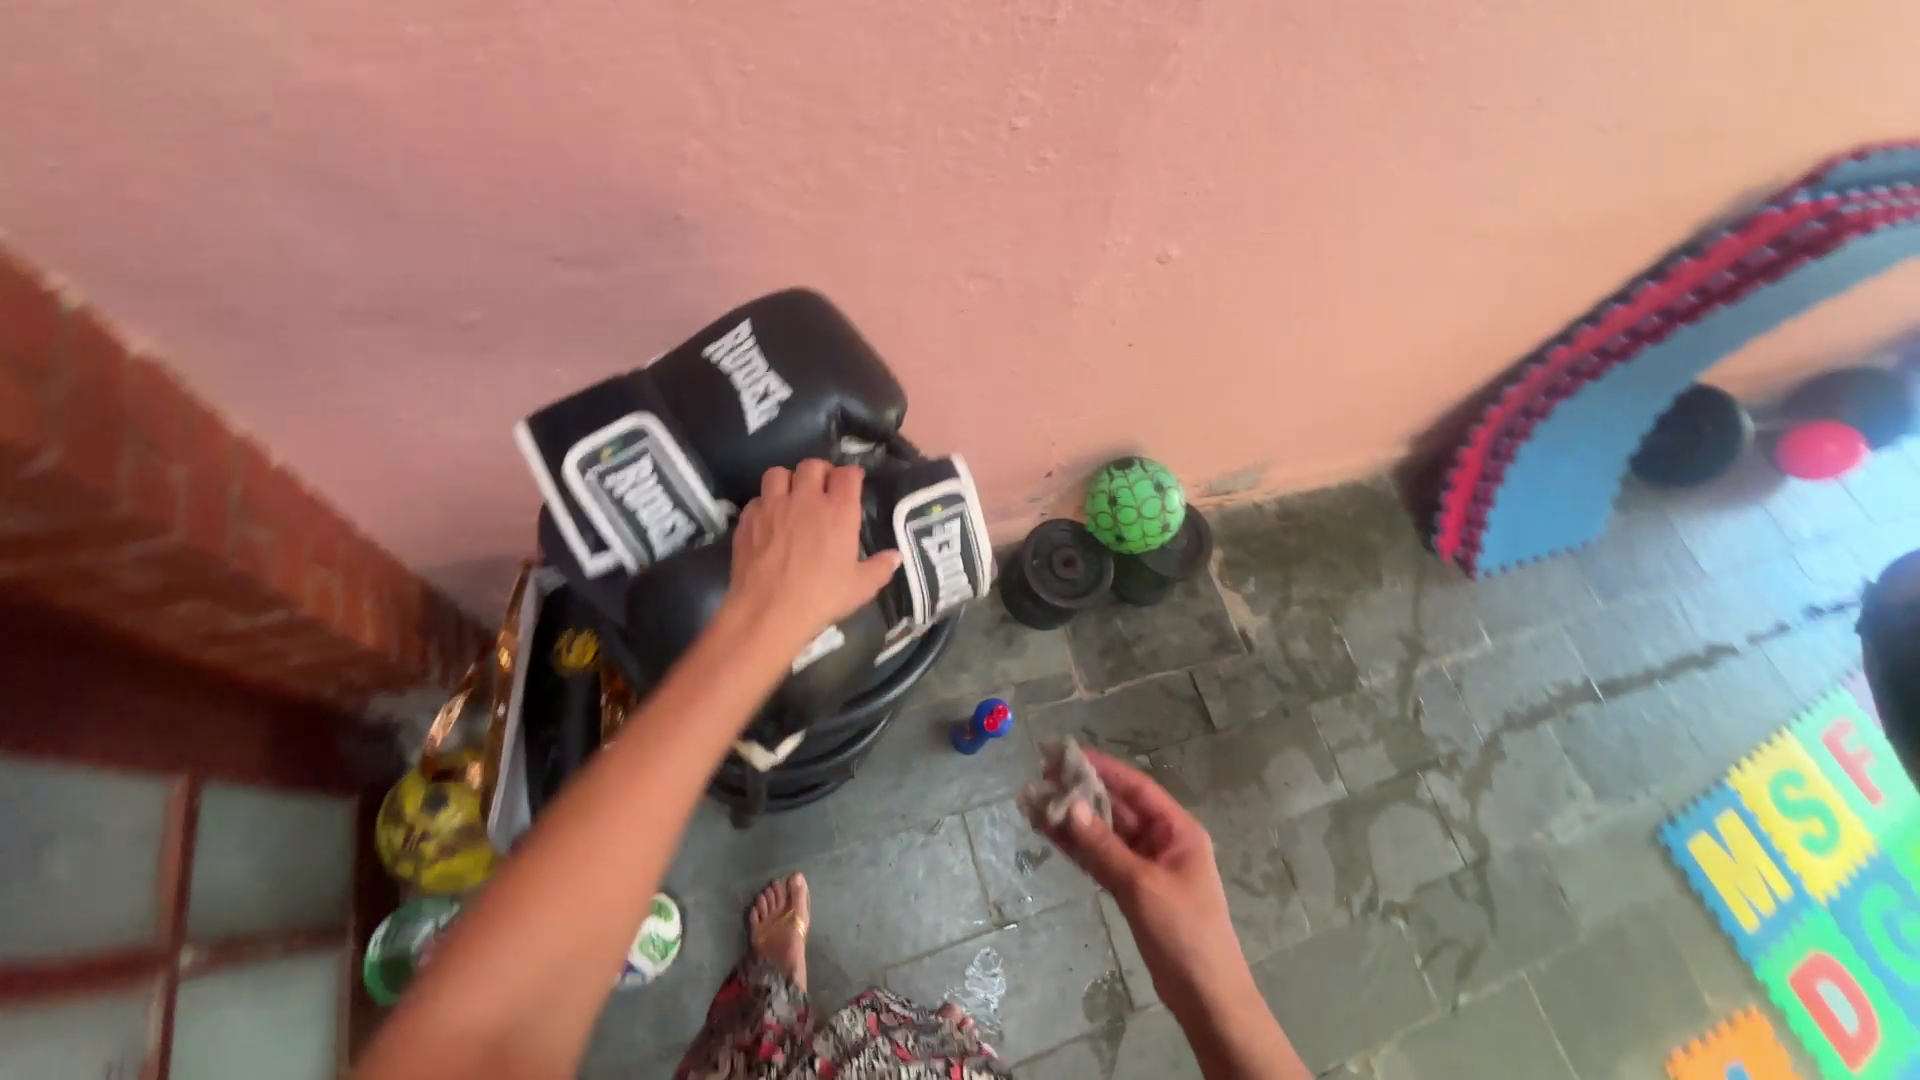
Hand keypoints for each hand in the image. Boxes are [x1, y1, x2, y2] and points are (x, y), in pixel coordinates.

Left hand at [728, 460, 901, 644]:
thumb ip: (880, 567)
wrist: (768, 612)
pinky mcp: (748, 519)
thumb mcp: (860, 587)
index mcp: (839, 511)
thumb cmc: (821, 598)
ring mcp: (773, 506)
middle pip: (812, 465)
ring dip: (787, 480)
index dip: (851, 474)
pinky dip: (764, 504)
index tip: (853, 482)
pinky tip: (768, 521)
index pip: (847, 474)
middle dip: (820, 472)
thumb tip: (896, 556)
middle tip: (822, 488)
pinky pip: (757, 499)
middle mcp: (806, 499)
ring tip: (791, 496)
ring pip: (778, 473)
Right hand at [1047, 748, 1251, 1015]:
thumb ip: (1104, 847)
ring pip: (1104, 834)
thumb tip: (1069, 806)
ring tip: (1034, 802)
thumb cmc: (1184, 933)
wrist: (1206, 998)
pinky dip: (1078, 848)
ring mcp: (1146, 867)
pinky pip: (1101, 859)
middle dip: (1081, 793)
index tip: (1066, 754)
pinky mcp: (1133, 890)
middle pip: (1117, 807)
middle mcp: (1162, 841)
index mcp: (1178, 830)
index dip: (1102, 768)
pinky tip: (1049, 834)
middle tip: (1041, 777)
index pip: (1136, 787)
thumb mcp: (1142, 886)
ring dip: (1073, 820)